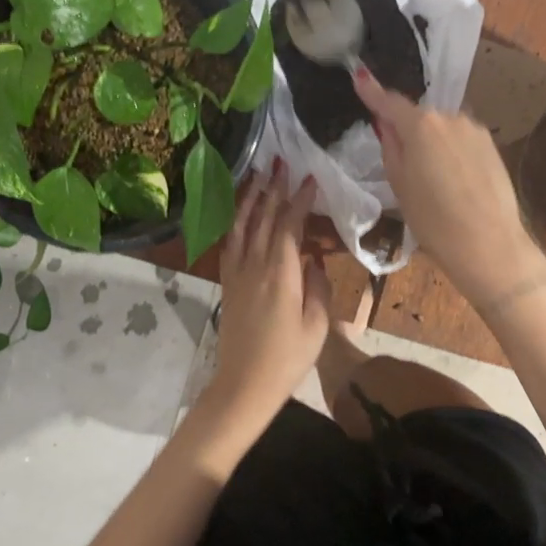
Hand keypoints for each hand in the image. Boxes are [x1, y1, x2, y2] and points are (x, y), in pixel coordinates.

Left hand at [208, 166, 331, 415]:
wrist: (244, 384)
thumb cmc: (287, 359)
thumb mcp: (316, 326)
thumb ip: (318, 287)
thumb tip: (314, 259)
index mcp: (280, 274)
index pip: (288, 225)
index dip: (298, 199)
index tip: (310, 178)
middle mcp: (254, 266)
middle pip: (262, 217)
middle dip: (273, 187)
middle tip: (281, 161)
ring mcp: (237, 273)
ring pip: (242, 226)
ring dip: (251, 198)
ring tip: (258, 174)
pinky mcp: (228, 283)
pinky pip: (230, 243)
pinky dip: (236, 221)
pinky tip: (241, 213)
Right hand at [353, 68, 545, 312]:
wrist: (488, 244)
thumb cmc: (433, 220)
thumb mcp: (399, 185)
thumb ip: (391, 147)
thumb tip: (387, 124)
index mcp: (421, 126)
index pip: (390, 102)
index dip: (372, 91)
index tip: (359, 76)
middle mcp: (450, 118)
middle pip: (419, 117)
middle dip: (408, 130)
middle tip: (401, 162)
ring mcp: (475, 130)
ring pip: (443, 130)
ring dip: (432, 143)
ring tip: (431, 180)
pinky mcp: (492, 146)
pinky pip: (461, 141)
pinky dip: (451, 153)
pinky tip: (453, 183)